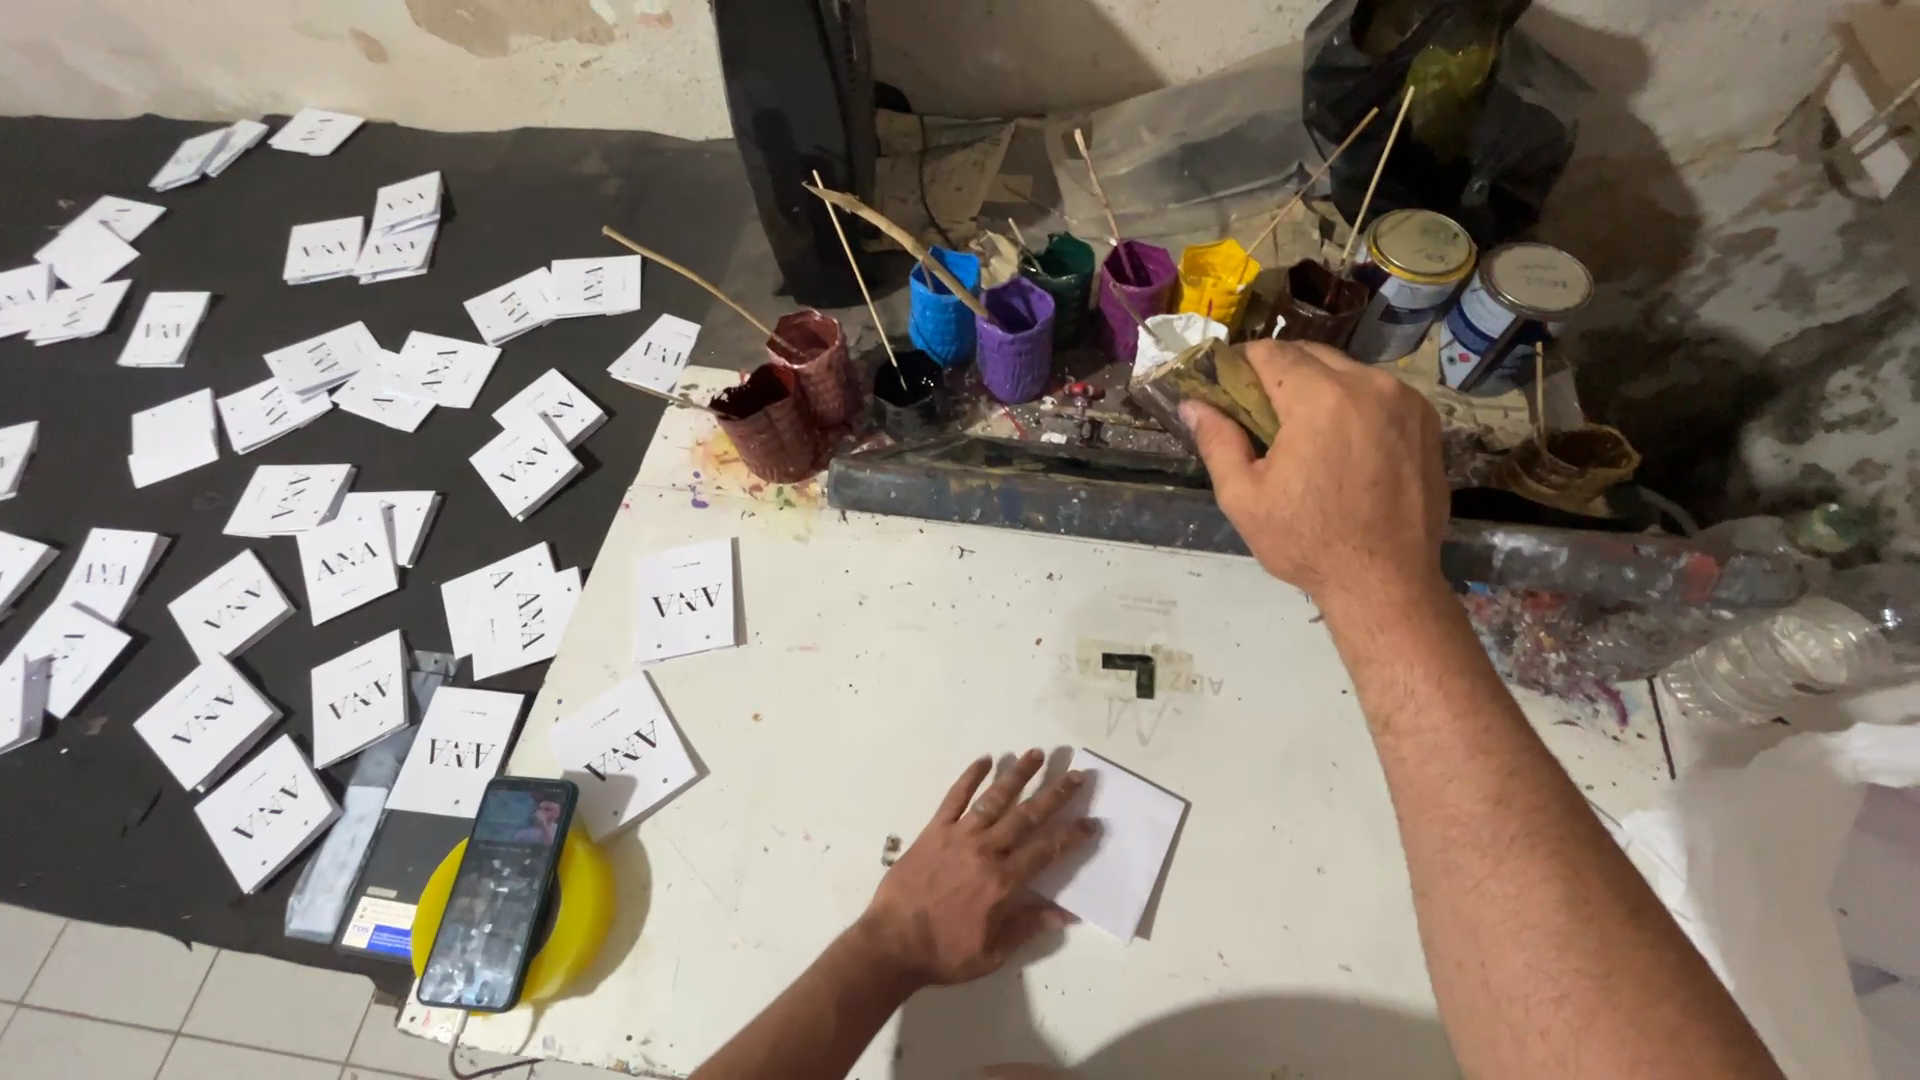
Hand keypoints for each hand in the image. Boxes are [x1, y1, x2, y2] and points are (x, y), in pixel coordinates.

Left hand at [856, 749, 1092, 985]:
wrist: (891, 943)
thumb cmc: (944, 953)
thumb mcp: (992, 953)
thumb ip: (1027, 927)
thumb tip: (1065, 913)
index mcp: (1002, 882)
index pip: (1047, 852)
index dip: (1072, 836)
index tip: (1092, 822)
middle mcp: (985, 851)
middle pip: (1027, 816)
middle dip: (1054, 794)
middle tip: (1076, 774)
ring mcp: (958, 836)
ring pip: (995, 798)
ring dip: (1017, 775)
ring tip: (1036, 754)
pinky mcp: (934, 830)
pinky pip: (955, 797)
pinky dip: (970, 777)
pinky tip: (985, 760)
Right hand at [1180, 340, 1448, 610]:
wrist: (1385, 581)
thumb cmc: (1306, 542)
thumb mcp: (1244, 497)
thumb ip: (1217, 441)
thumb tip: (1192, 405)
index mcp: (1321, 399)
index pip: (1272, 352)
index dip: (1240, 363)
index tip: (1225, 386)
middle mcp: (1369, 385)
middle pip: (1311, 354)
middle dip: (1278, 372)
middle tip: (1256, 410)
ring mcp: (1405, 401)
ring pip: (1346, 371)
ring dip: (1316, 387)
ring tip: (1298, 430)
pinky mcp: (1426, 421)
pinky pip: (1377, 393)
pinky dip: (1351, 403)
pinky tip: (1338, 442)